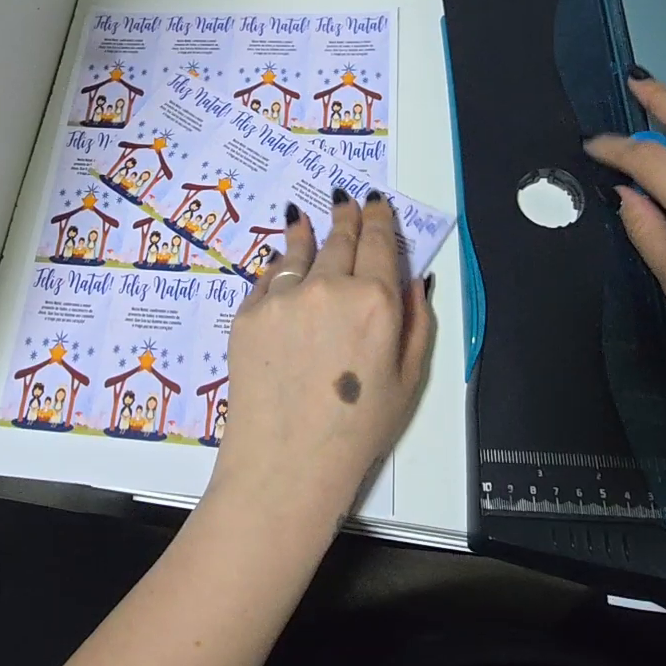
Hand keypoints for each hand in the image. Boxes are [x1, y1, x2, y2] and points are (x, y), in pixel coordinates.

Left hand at [209, 190, 434, 520]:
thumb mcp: (408, 380)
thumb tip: (413, 279)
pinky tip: (281, 259)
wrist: (286, 463)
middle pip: (340, 239)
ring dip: (306, 231)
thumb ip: (416, 322)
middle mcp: (329, 287)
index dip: (379, 219)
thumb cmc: (357, 431)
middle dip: (346, 218)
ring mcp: (284, 297)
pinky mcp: (249, 312)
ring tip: (303, 216)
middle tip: (346, 202)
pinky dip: (279, 265)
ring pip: (299, 251)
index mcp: (375, 301)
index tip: (376, 204)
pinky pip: (269, 277)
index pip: (380, 243)